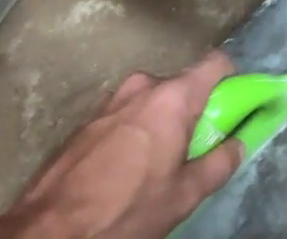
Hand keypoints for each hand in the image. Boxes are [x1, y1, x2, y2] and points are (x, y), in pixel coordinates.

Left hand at [0, 52, 240, 238]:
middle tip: (193, 150)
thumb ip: (219, 164)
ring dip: (162, 122)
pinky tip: (126, 168)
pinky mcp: (87, 118)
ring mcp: (111, 99)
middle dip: (193, 111)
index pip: (216, 63)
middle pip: (183, 85)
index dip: (232, 81)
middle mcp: (142, 85)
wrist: (48, 232)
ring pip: (152, 100)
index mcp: (172, 97)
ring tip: (155, 165)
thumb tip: (238, 144)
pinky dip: (135, 131)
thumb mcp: (183, 196)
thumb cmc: (125, 210)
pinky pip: (126, 114)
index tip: (234, 108)